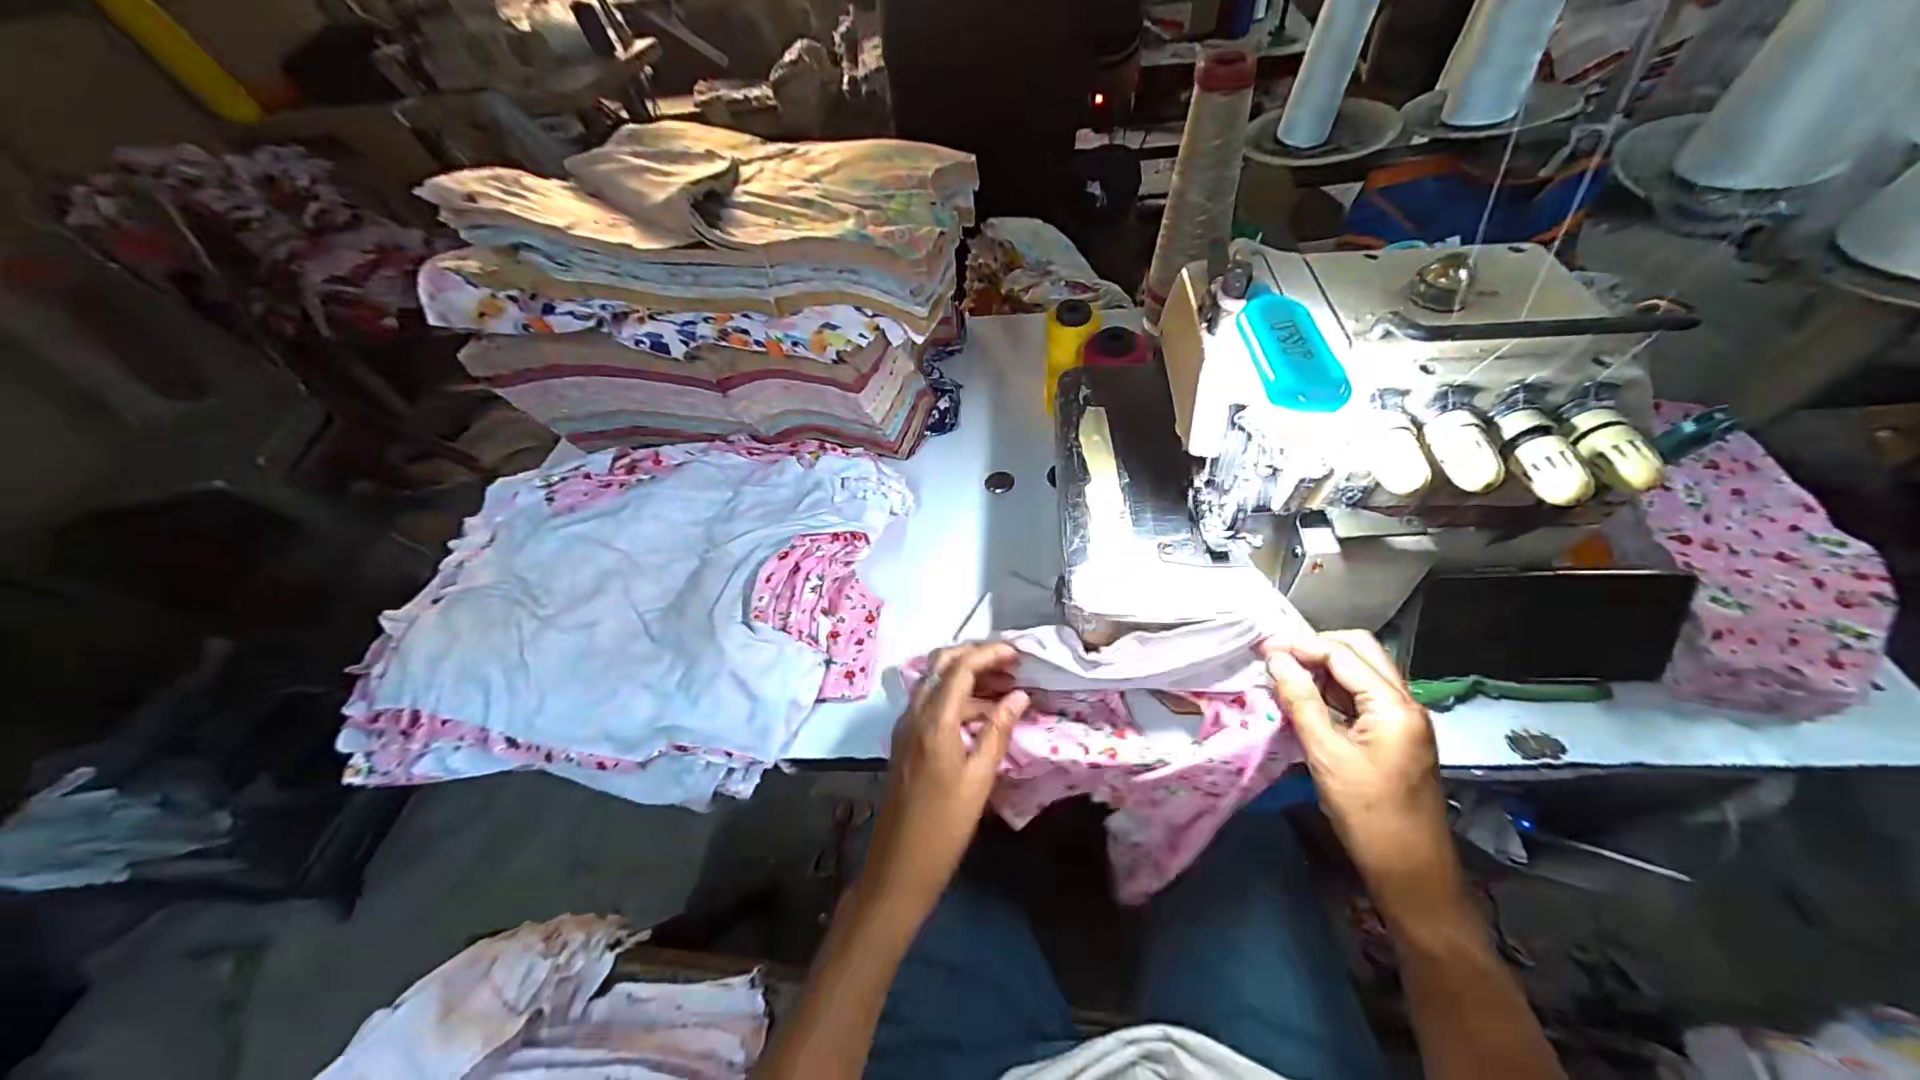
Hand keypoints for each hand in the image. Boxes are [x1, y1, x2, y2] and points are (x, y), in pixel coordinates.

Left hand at [864, 643, 1029, 918]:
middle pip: (941, 664)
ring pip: (935, 682)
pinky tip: (982, 713)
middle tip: (1011, 664)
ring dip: (967, 676)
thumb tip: (1019, 695)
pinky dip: (956, 697)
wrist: (899, 865)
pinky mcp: (906, 740)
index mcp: (933, 721)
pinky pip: (931, 703)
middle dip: (975, 655)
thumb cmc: (945, 826)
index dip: (989, 653)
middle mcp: (914, 715)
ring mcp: (906, 726)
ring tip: (1006, 687)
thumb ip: (998, 731)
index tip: (1019, 654)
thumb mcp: (979, 779)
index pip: (960, 667)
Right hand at [1259, 631, 1457, 905]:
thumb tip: (1277, 660)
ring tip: (1285, 673)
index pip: (1344, 654)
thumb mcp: (1326, 754)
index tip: (1264, 649)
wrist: (1411, 869)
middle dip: (1317, 646)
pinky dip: (1333, 688)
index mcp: (1394, 706)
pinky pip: (1362, 695)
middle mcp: (1405, 703)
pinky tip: (1306, 696)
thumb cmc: (1368, 814)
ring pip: (1362, 671)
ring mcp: (1402, 719)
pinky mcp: (1394, 734)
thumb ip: (1301, 701)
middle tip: (1277, 656)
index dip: (1301, 645)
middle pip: (1361, 651)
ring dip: (1324, 665)